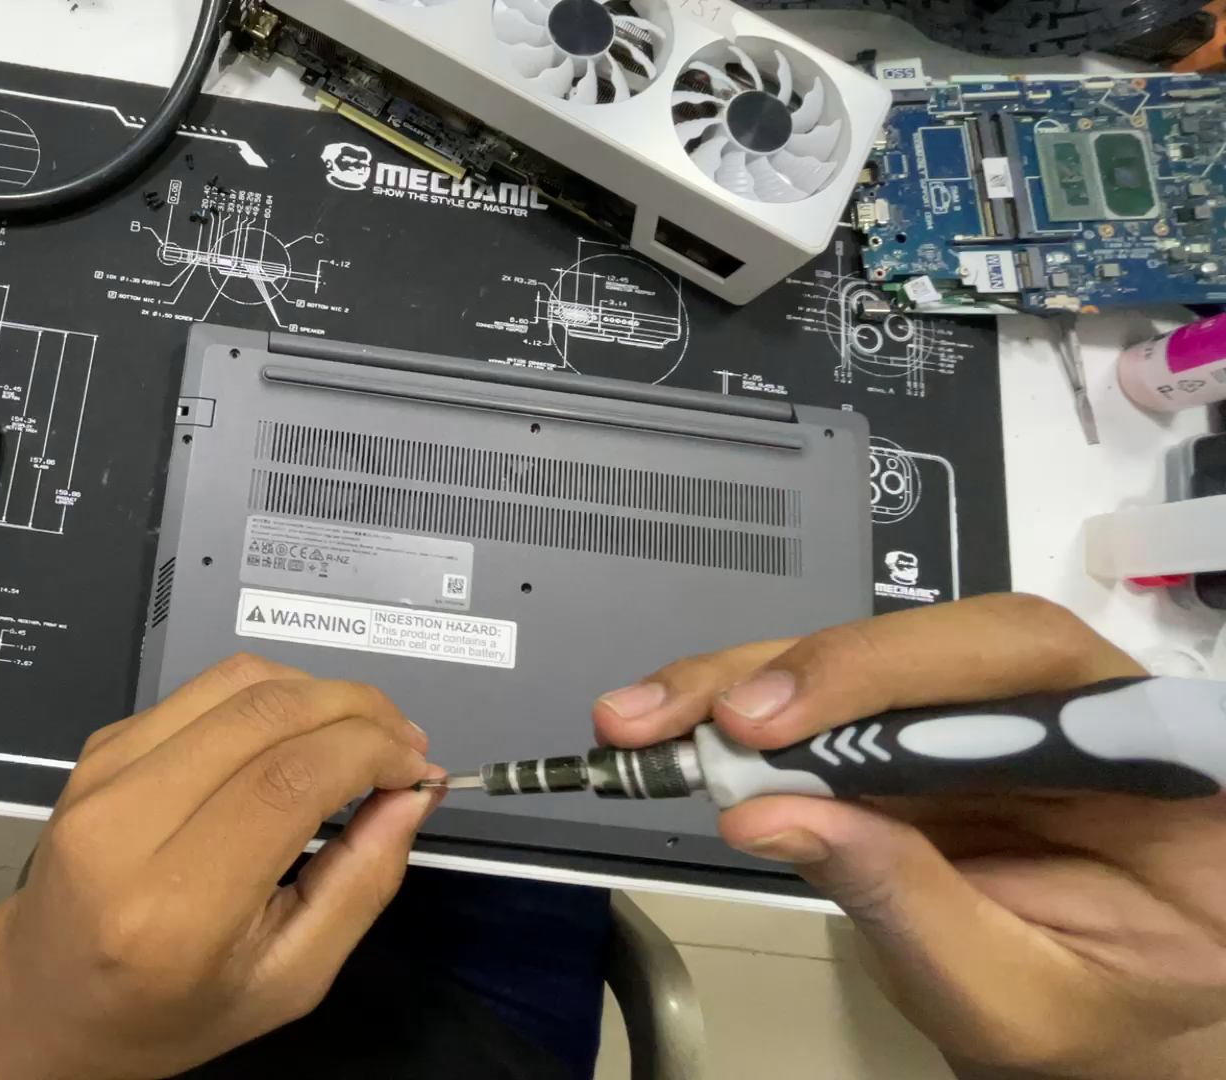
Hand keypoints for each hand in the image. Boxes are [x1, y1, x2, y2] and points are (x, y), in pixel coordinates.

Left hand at [0, 654, 440, 1078]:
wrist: (43, 994)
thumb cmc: (165, 1011)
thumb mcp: (286, 980)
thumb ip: (361, 884)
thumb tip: (410, 796)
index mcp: (175, 906)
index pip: (289, 780)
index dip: (371, 752)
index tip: (415, 766)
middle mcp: (127, 820)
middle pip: (265, 713)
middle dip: (356, 707)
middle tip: (402, 738)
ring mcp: (106, 769)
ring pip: (236, 681)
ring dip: (317, 689)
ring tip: (360, 727)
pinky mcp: (103, 742)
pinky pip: (205, 689)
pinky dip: (271, 694)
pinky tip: (296, 729)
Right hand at [592, 594, 1225, 1079]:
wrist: (1077, 1021)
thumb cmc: (1082, 1016)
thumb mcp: (1011, 994)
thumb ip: (905, 901)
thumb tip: (761, 818)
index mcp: (1148, 765)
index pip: (1018, 658)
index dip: (882, 667)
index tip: (768, 723)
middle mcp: (1045, 708)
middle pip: (894, 644)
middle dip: (766, 673)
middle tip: (663, 719)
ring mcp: (949, 710)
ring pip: (819, 661)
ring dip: (713, 688)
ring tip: (630, 724)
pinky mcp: (877, 724)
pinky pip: (786, 697)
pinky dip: (710, 714)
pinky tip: (653, 729)